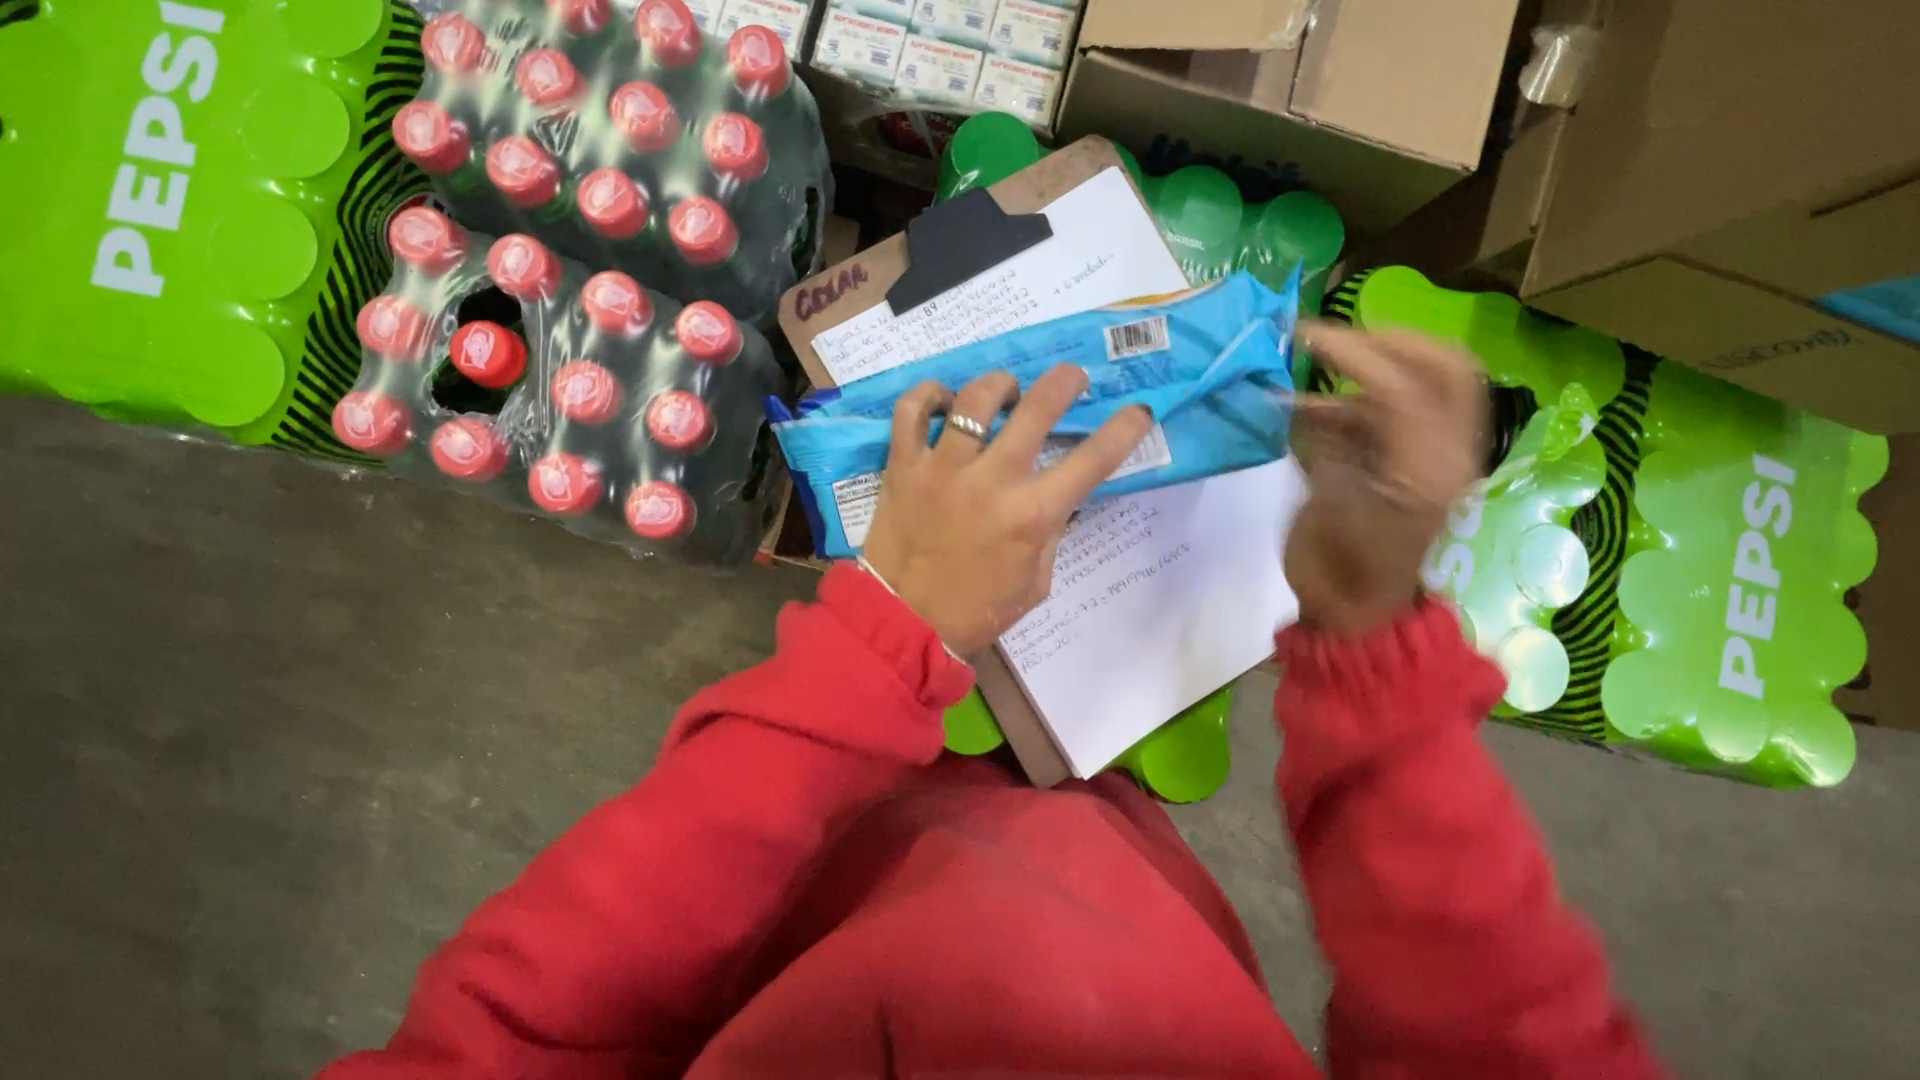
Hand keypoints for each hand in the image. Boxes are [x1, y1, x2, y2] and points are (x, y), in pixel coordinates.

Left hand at [860, 365, 1155, 656]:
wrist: (903, 623)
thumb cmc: (976, 610)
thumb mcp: (1035, 581)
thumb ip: (1050, 533)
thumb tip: (1060, 496)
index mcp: (1032, 514)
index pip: (1093, 460)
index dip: (1125, 429)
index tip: (1138, 411)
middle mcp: (992, 480)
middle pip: (1038, 407)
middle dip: (1065, 382)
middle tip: (1071, 377)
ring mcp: (943, 467)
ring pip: (975, 399)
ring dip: (1000, 386)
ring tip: (1005, 392)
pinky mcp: (903, 466)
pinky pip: (910, 411)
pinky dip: (927, 395)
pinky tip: (943, 399)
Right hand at [1286, 322, 1487, 633]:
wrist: (1354, 616)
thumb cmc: (1339, 575)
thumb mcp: (1331, 510)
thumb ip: (1324, 448)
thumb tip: (1293, 399)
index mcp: (1429, 467)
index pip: (1403, 387)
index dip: (1354, 353)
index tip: (1305, 336)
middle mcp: (1441, 452)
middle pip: (1440, 369)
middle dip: (1387, 342)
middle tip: (1333, 339)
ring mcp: (1426, 457)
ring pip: (1415, 387)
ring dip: (1363, 369)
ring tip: (1307, 361)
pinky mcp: (1403, 465)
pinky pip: (1382, 417)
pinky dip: (1342, 404)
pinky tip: (1296, 407)